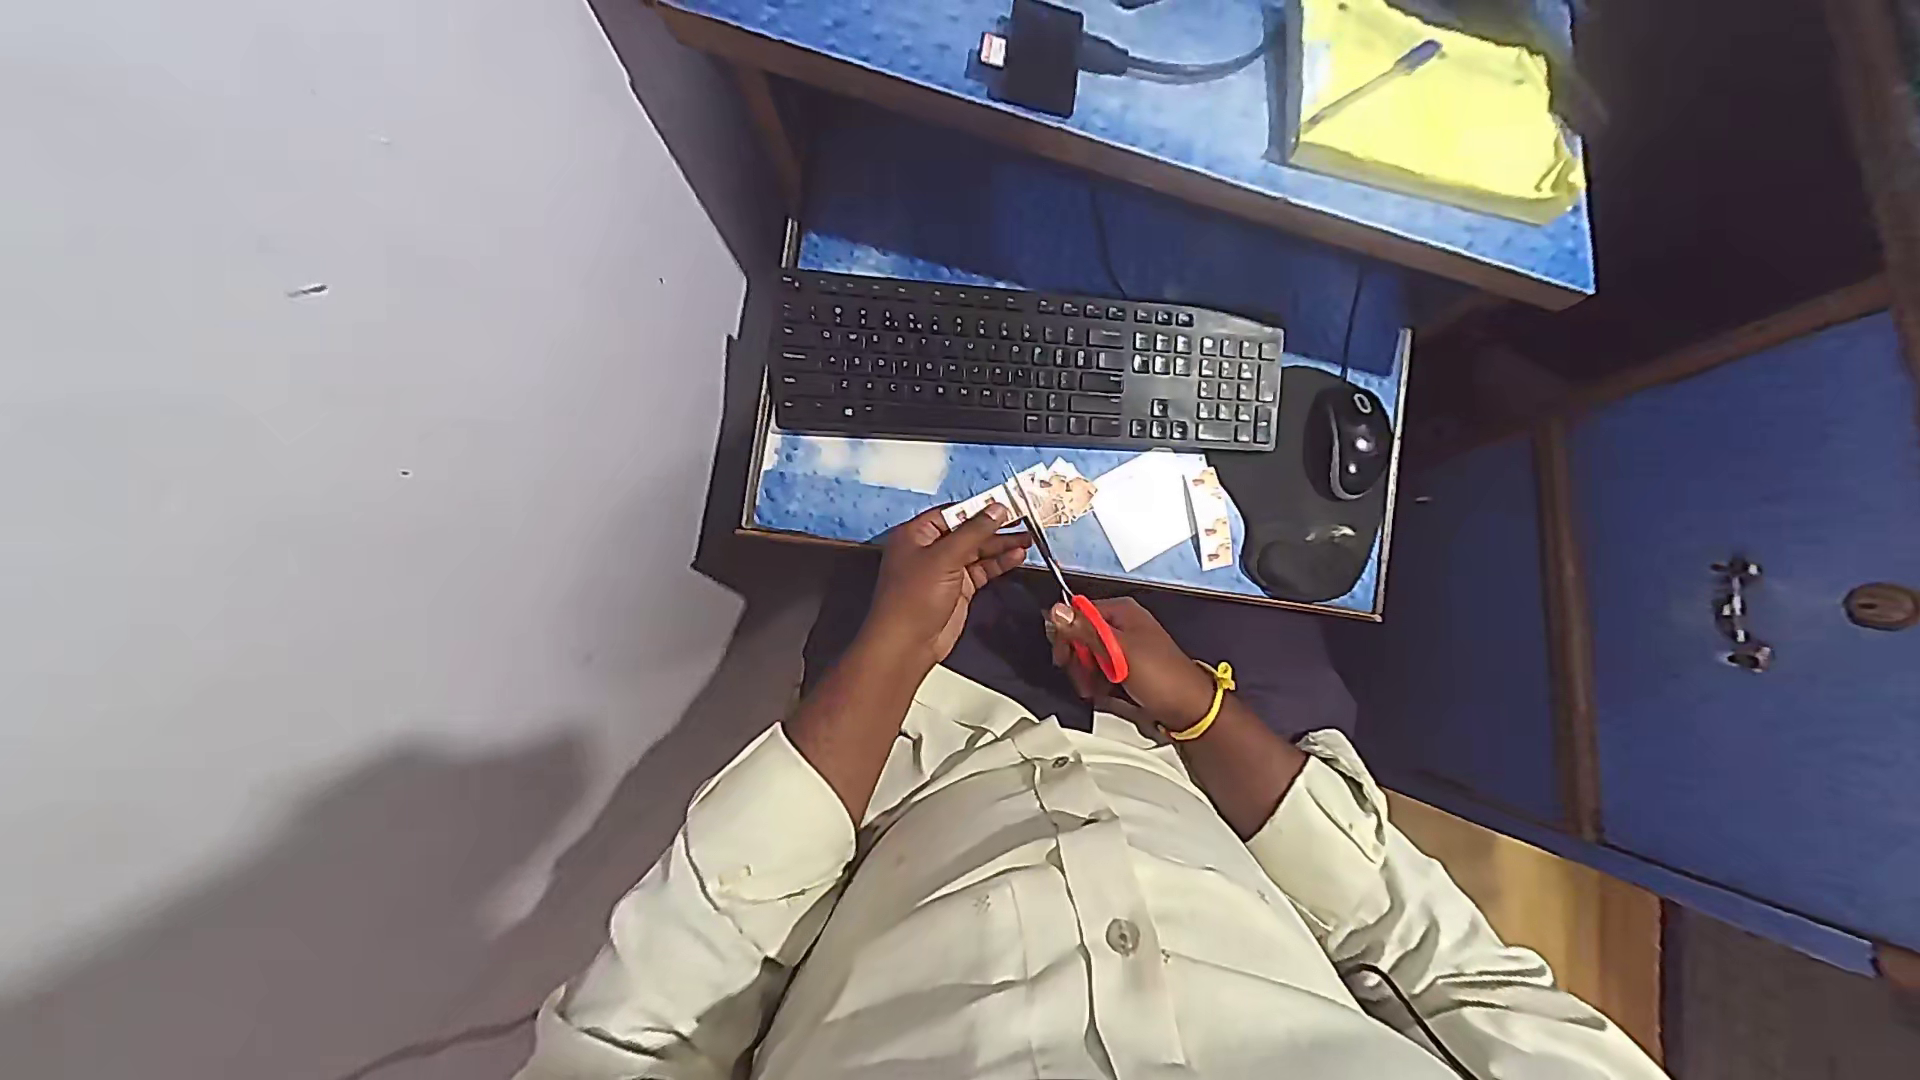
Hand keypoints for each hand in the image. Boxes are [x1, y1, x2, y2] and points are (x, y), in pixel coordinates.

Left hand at [858, 503, 1029, 669]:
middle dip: (995, 528)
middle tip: (1025, 521)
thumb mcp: (944, 557)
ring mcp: (945, 569)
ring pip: (977, 551)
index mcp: (917, 534)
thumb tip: (998, 508)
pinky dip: (998, 563)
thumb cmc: (916, 596)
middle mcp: (930, 548)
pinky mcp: (958, 588)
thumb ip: (974, 531)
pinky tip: (1016, 557)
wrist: (908, 644)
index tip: (1007, 503)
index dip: (979, 508)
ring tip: (1028, 539)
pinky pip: (981, 570)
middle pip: (967, 531)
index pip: (953, 512)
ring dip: (1001, 545)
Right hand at [1047, 596, 1216, 731]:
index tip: (1066, 655)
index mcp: (1121, 611)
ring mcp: (1122, 647)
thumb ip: (1086, 630)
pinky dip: (1096, 683)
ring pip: (1086, 656)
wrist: (1187, 709)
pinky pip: (1097, 671)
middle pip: (1079, 636)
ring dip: (1086, 675)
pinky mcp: (1123, 667)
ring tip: (1098, 687)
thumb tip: (1058, 610)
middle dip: (1079, 660)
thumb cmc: (1162, 676)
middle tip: (1086, 675)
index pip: (1077, 613)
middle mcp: (1120, 625)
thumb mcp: (1119, 650)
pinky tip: (1103, 692)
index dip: (1067, 635)